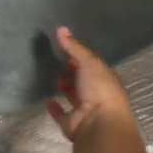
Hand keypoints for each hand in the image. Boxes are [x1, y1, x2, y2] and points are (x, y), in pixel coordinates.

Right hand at [45, 26, 135, 141]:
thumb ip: (74, 47)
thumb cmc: (99, 89)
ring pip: (73, 97)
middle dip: (72, 73)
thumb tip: (60, 28)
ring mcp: (84, 110)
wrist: (99, 123)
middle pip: (83, 82)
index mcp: (106, 80)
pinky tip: (46, 100)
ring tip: (52, 78)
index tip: (67, 50)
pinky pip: (61, 114)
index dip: (81, 59)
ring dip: (64, 88)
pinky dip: (54, 108)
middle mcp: (97, 95)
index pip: (93, 66)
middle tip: (58, 63)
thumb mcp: (88, 62)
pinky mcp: (72, 124)